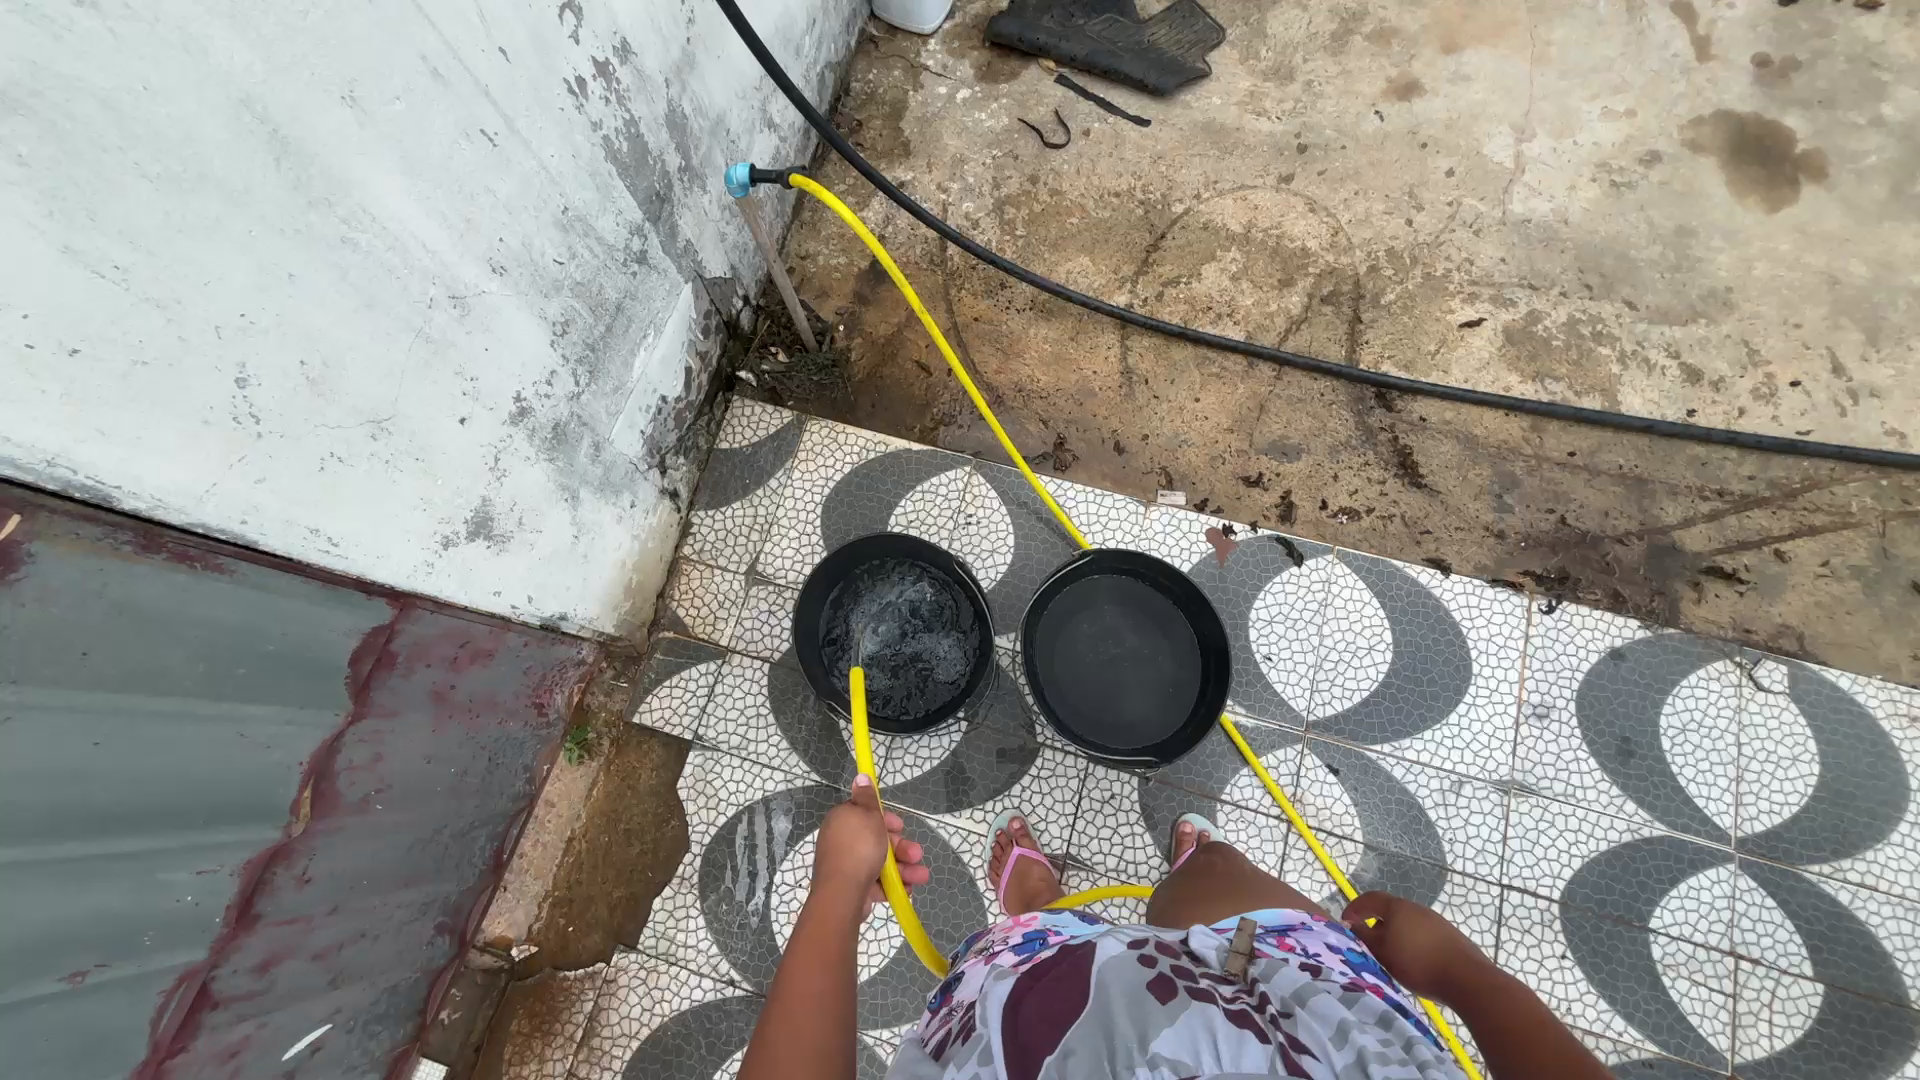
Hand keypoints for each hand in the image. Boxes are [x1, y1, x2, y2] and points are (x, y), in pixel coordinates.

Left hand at [813, 774, 928, 918]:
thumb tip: (860, 776)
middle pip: (877, 840)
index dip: (886, 819)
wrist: (843, 893)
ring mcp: (848, 866)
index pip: (866, 814)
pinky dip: (893, 885)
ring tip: (921, 876)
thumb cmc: (859, 848)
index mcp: (843, 821)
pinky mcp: (853, 888)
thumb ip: (867, 797)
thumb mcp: (868, 815)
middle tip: (917, 854)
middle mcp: (843, 842)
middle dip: (901, 847)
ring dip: (904, 868)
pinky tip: (908, 889)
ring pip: (880, 862)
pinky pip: (877, 882)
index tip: (900, 826)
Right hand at [1342, 892, 1497, 1004]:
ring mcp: (1437, 922)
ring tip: (1395, 956)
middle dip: (1377, 924)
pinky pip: (1425, 935)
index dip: (1355, 908)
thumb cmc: (1418, 963)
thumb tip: (1352, 925)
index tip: (1346, 922)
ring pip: (1409, 924)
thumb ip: (1364, 936)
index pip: (1369, 899)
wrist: (1469, 981)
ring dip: (1397, 935)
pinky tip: (1419, 963)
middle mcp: (1417, 908)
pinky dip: (1416, 944)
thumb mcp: (1382, 952)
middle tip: (1370, 942)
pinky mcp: (1453, 937)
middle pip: (1390, 911)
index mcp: (1397, 907)